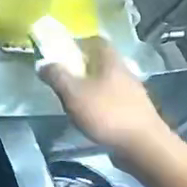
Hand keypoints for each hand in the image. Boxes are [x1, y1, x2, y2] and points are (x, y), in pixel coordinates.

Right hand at [38, 38, 182, 159]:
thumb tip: (43, 63)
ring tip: (74, 99)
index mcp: (110, 61)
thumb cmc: (106, 113)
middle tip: (64, 77)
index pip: (96, 40)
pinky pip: (113, 100)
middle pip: (102, 61)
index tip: (62, 52)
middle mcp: (125, 71)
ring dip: (91, 86)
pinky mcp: (135, 111)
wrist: (143, 146)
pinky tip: (90, 116)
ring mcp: (133, 92)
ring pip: (108, 81)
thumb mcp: (72, 93)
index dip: (78, 42)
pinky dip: (100, 103)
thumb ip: (56, 76)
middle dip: (82, 66)